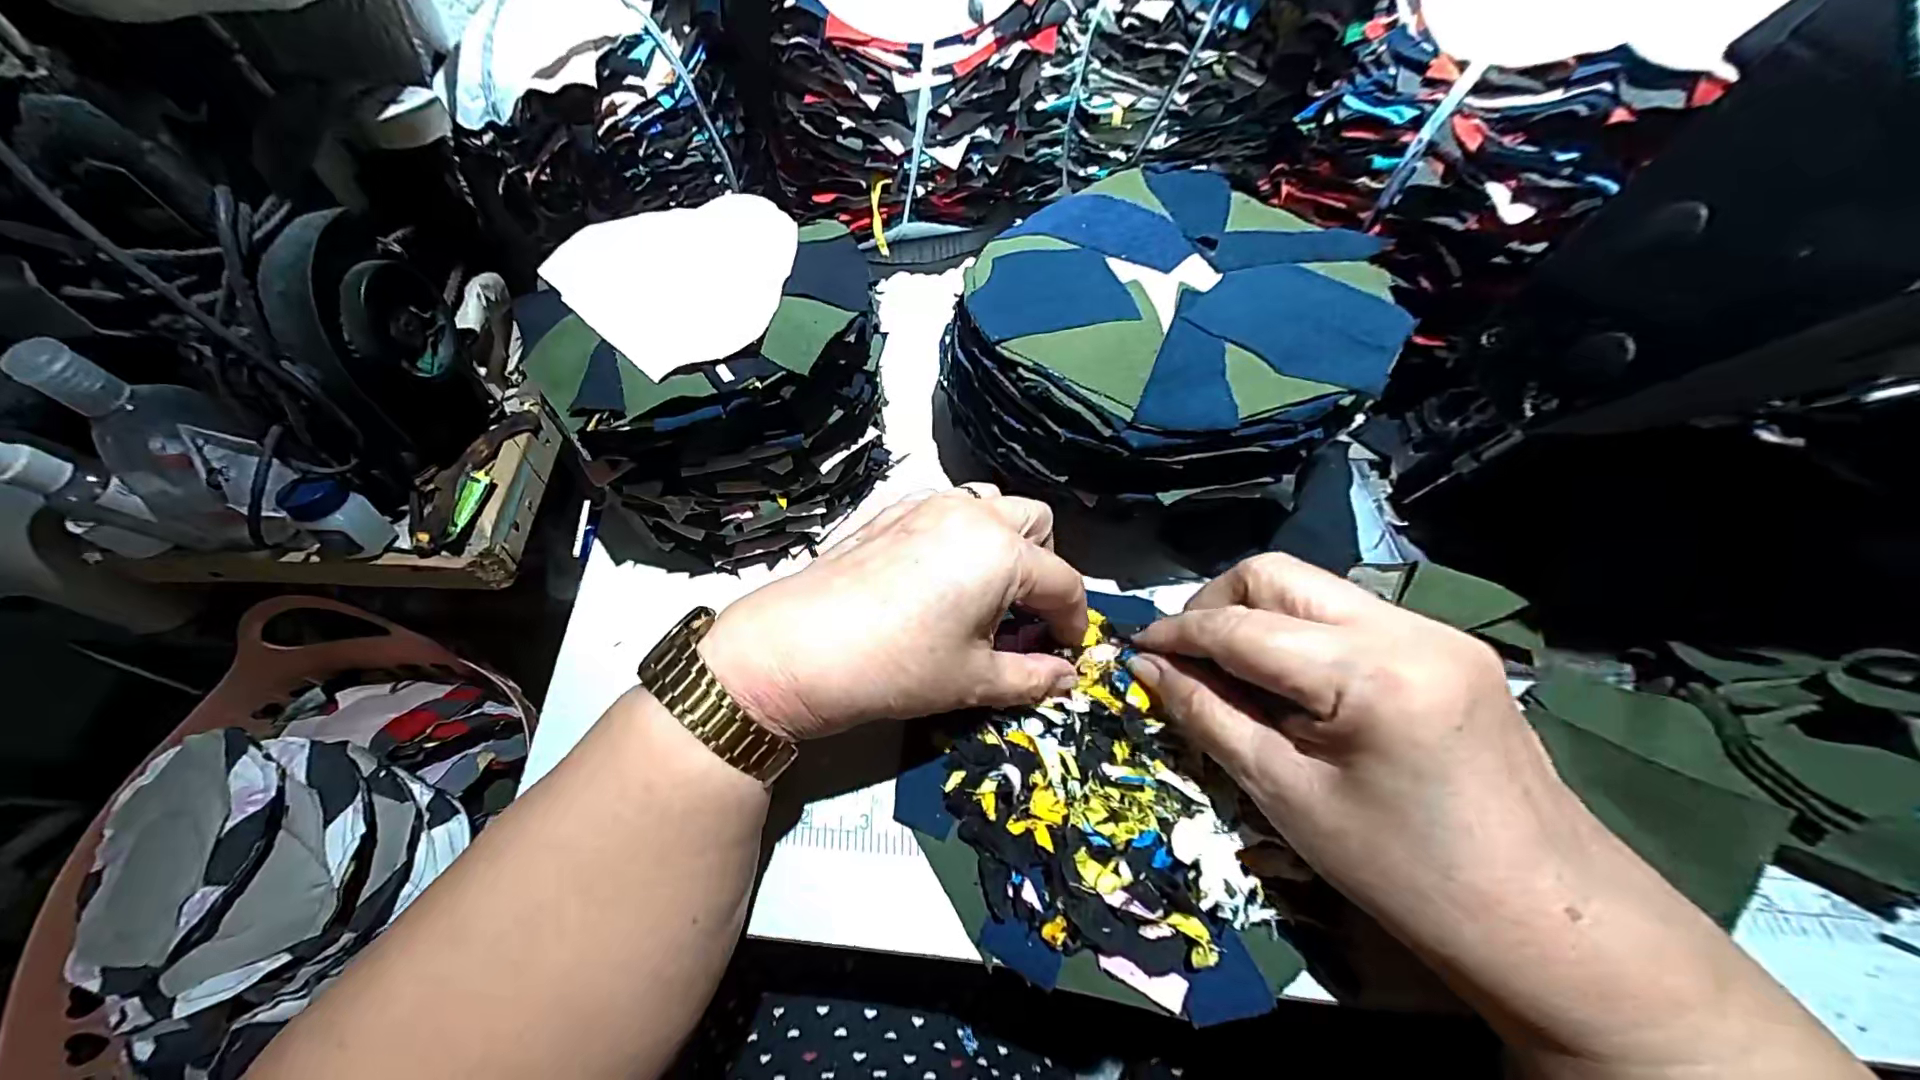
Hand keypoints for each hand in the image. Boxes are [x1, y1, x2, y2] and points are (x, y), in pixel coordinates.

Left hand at [696, 485, 1088, 741]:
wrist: (796, 649)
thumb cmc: (895, 668)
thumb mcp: (973, 680)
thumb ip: (1033, 677)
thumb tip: (1068, 678)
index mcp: (1001, 552)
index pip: (1064, 582)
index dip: (1074, 621)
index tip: (1066, 650)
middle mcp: (972, 513)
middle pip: (1037, 524)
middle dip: (1044, 567)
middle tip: (1024, 614)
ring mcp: (930, 504)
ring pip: (993, 504)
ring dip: (1006, 541)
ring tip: (986, 588)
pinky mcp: (895, 509)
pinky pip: (949, 505)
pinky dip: (964, 531)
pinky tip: (941, 573)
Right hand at [1128, 559, 1871, 1079]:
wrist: (1555, 923)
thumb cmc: (1404, 874)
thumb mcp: (1285, 795)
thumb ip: (1207, 716)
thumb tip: (1146, 668)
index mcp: (1370, 671)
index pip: (1240, 624)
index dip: (1176, 632)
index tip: (1135, 650)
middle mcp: (1406, 627)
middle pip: (1275, 574)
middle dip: (1212, 605)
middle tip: (1183, 657)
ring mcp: (1434, 630)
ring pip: (1310, 586)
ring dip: (1253, 616)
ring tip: (1227, 671)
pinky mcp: (1446, 646)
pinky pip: (1345, 615)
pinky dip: (1295, 633)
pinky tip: (1285, 682)